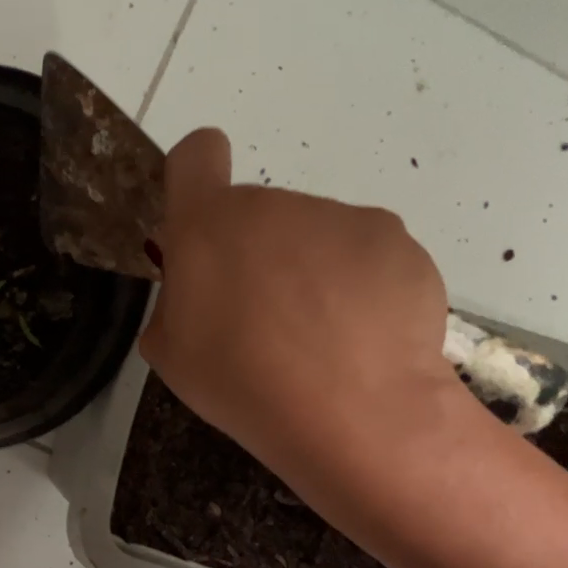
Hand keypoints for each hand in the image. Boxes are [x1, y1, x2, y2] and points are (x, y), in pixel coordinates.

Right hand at [140, 128, 470, 478]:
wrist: (352, 412)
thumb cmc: (238, 382)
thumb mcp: (169, 352)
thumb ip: (175, 300)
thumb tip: (200, 289)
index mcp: (208, 225)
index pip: (196, 155)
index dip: (193, 178)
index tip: (198, 222)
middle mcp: (276, 204)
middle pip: (255, 213)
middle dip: (250, 253)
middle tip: (255, 321)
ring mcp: (343, 218)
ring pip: (310, 235)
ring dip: (304, 271)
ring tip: (312, 338)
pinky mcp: (398, 242)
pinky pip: (362, 256)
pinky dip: (354, 288)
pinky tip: (353, 339)